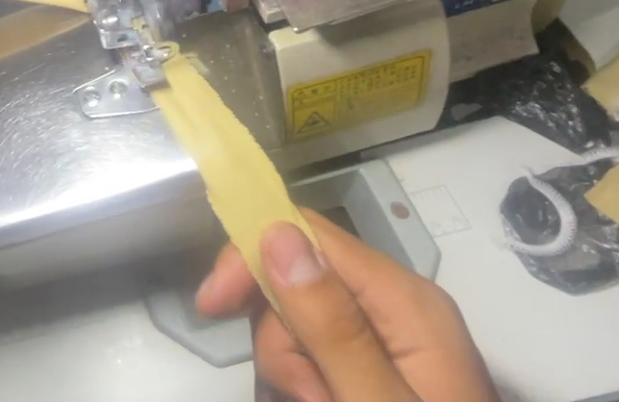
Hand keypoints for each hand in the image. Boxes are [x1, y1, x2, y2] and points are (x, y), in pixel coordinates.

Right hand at [195, 210, 497, 401]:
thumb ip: (332, 326)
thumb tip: (277, 232)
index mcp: (406, 300)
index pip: (309, 234)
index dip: (252, 254)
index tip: (212, 304)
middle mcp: (397, 303)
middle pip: (298, 275)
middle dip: (281, 334)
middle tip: (301, 394)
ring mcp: (389, 334)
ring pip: (298, 316)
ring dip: (292, 365)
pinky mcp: (377, 361)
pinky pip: (316, 346)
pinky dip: (306, 378)